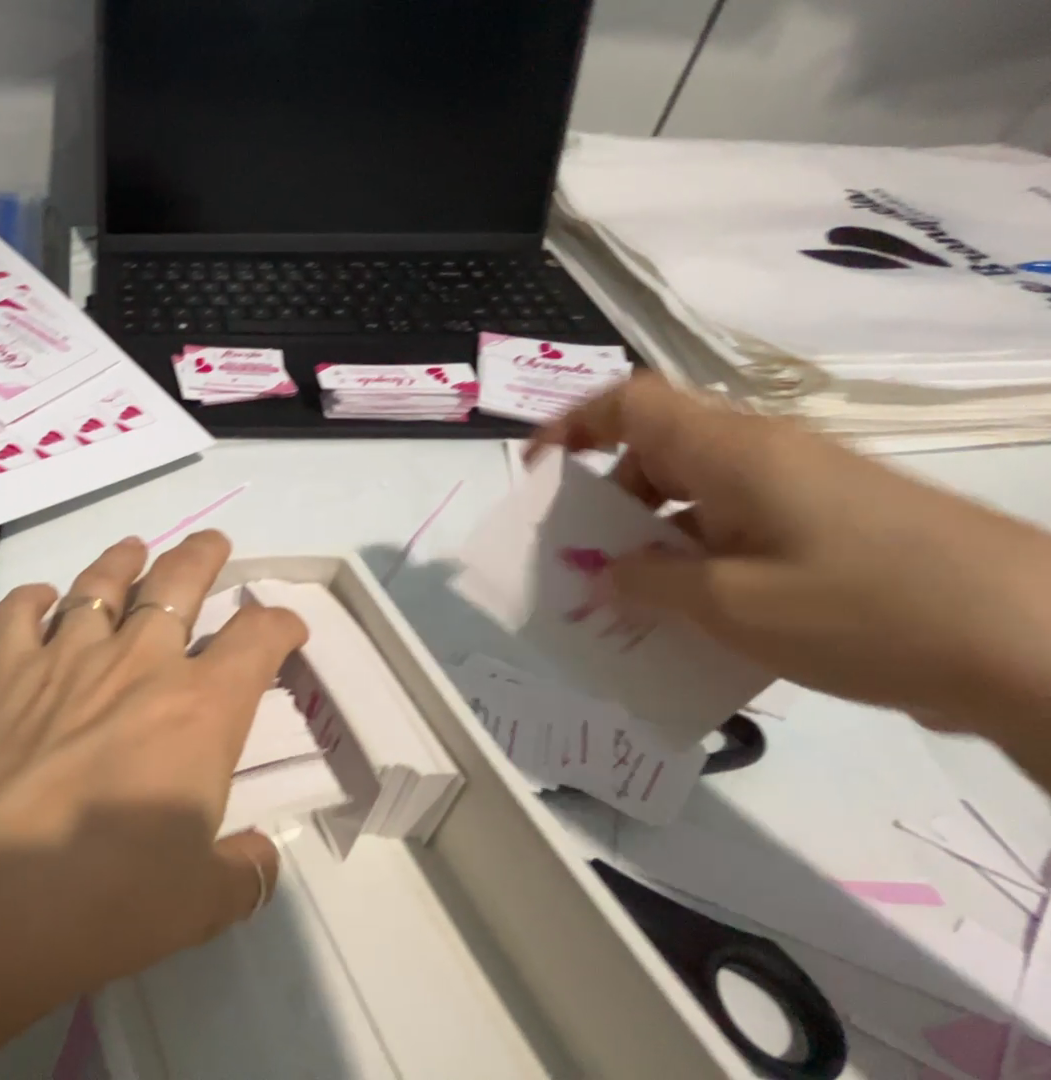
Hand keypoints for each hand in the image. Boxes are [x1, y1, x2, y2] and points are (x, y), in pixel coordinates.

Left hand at [0, 532, 305, 1079]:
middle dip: (206, 559)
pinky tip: (41, 596)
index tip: (289, 619)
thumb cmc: (98, 903)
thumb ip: (232, 876)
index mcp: (192, 716)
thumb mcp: (191, 905)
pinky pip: (18, 617)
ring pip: (100, 584)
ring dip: (123, 560)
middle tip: (217, 545)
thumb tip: (255, 861)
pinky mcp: (0, 681)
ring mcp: (62, 666)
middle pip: (179, 585)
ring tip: (135, 544)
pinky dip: (35, 598)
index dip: (280, 624)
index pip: (256, 643)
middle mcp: (132, 670)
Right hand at [529, 376, 1050, 755]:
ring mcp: (810, 489)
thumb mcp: (732, 607)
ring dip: (656, 541)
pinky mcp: (841, 526)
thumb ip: (648, 584)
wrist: (1049, 646)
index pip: (632, 403)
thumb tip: (606, 572)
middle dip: (609, 503)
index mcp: (734, 452)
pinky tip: (704, 620)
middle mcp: (768, 455)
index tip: (539, 476)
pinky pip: (743, 528)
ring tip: (638, 605)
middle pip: (660, 451)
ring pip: (700, 495)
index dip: (572, 426)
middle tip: (586, 565)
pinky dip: (704, 561)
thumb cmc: (869, 610)